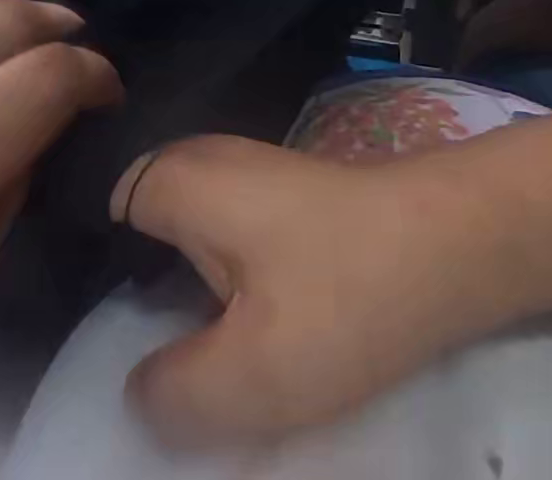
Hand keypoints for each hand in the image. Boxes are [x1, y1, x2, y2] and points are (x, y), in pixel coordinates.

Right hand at [112, 134, 523, 446]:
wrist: (455, 241)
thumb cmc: (346, 292)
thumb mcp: (249, 373)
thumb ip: (170, 393)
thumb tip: (140, 387)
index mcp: (182, 180)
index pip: (100, 211)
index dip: (95, 272)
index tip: (112, 332)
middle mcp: (209, 157)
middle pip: (141, 221)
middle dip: (137, 281)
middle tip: (152, 343)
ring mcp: (252, 168)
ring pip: (187, 227)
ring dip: (185, 282)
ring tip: (197, 335)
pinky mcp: (288, 189)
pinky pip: (228, 228)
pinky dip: (224, 270)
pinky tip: (248, 309)